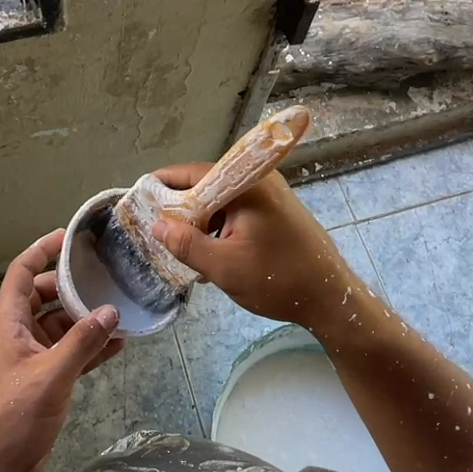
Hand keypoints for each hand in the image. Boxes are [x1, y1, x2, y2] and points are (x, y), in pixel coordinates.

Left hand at [0, 229, 122, 471]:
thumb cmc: (14, 416)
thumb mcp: (51, 375)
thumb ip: (82, 341)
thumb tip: (110, 311)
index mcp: (8, 323)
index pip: (21, 272)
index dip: (41, 249)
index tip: (68, 237)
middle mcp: (17, 334)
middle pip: (43, 295)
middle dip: (72, 285)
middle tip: (102, 274)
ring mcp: (30, 357)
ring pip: (60, 324)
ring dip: (85, 318)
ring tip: (118, 307)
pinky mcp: (43, 379)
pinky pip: (69, 352)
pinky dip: (89, 346)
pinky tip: (118, 343)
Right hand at [148, 163, 365, 328]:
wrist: (332, 299)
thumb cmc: (278, 280)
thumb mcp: (224, 267)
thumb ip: (186, 244)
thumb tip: (156, 224)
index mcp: (246, 185)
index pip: (195, 172)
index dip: (166, 183)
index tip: (141, 194)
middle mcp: (259, 181)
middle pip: (208, 184)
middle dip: (181, 204)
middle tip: (155, 222)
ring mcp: (270, 194)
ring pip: (222, 198)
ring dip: (201, 217)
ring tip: (178, 240)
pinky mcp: (276, 210)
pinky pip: (238, 209)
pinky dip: (220, 224)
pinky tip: (208, 248)